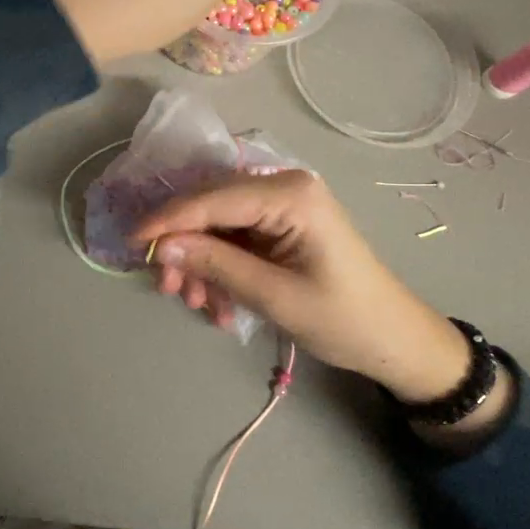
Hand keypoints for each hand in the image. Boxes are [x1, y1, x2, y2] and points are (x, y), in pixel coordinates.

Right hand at [131, 170, 471, 404]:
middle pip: (209, 207)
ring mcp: (279, 204)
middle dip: (184, 247)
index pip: (213, 198)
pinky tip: (216, 302)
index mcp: (290, 194)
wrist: (396, 342)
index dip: (169, 219)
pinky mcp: (276, 224)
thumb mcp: (276, 296)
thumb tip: (164, 247)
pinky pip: (231, 237)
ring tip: (195, 303)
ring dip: (199, 262)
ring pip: (215, 224)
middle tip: (166, 286)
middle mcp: (281, 186)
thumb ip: (217, 265)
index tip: (133, 240)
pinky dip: (217, 267)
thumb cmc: (345, 319)